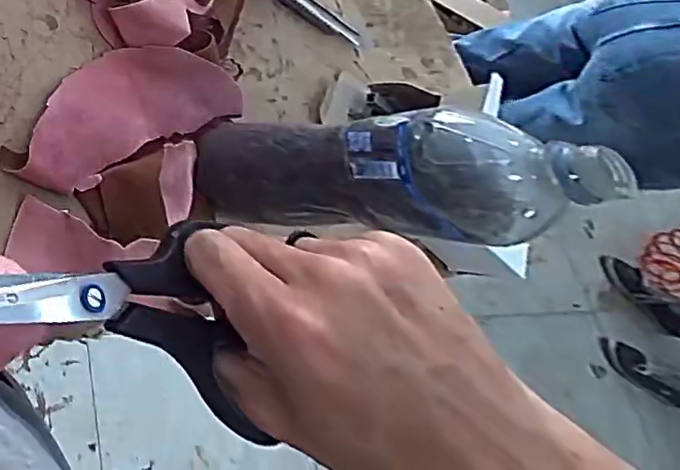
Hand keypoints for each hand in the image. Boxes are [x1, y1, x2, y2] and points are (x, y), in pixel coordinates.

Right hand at [186, 228, 629, 469]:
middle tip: (268, 306)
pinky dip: (342, 269)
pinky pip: (341, 243)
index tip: (207, 282)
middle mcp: (319, 272)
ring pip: (295, 243)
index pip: (209, 246)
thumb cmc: (374, 442)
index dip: (199, 262)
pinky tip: (369, 306)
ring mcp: (362, 251)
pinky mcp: (396, 244)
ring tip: (333, 314)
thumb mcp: (283, 420)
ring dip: (296, 271)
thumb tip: (201, 314)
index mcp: (285, 319)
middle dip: (245, 268)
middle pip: (246, 236)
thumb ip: (226, 360)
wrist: (480, 443)